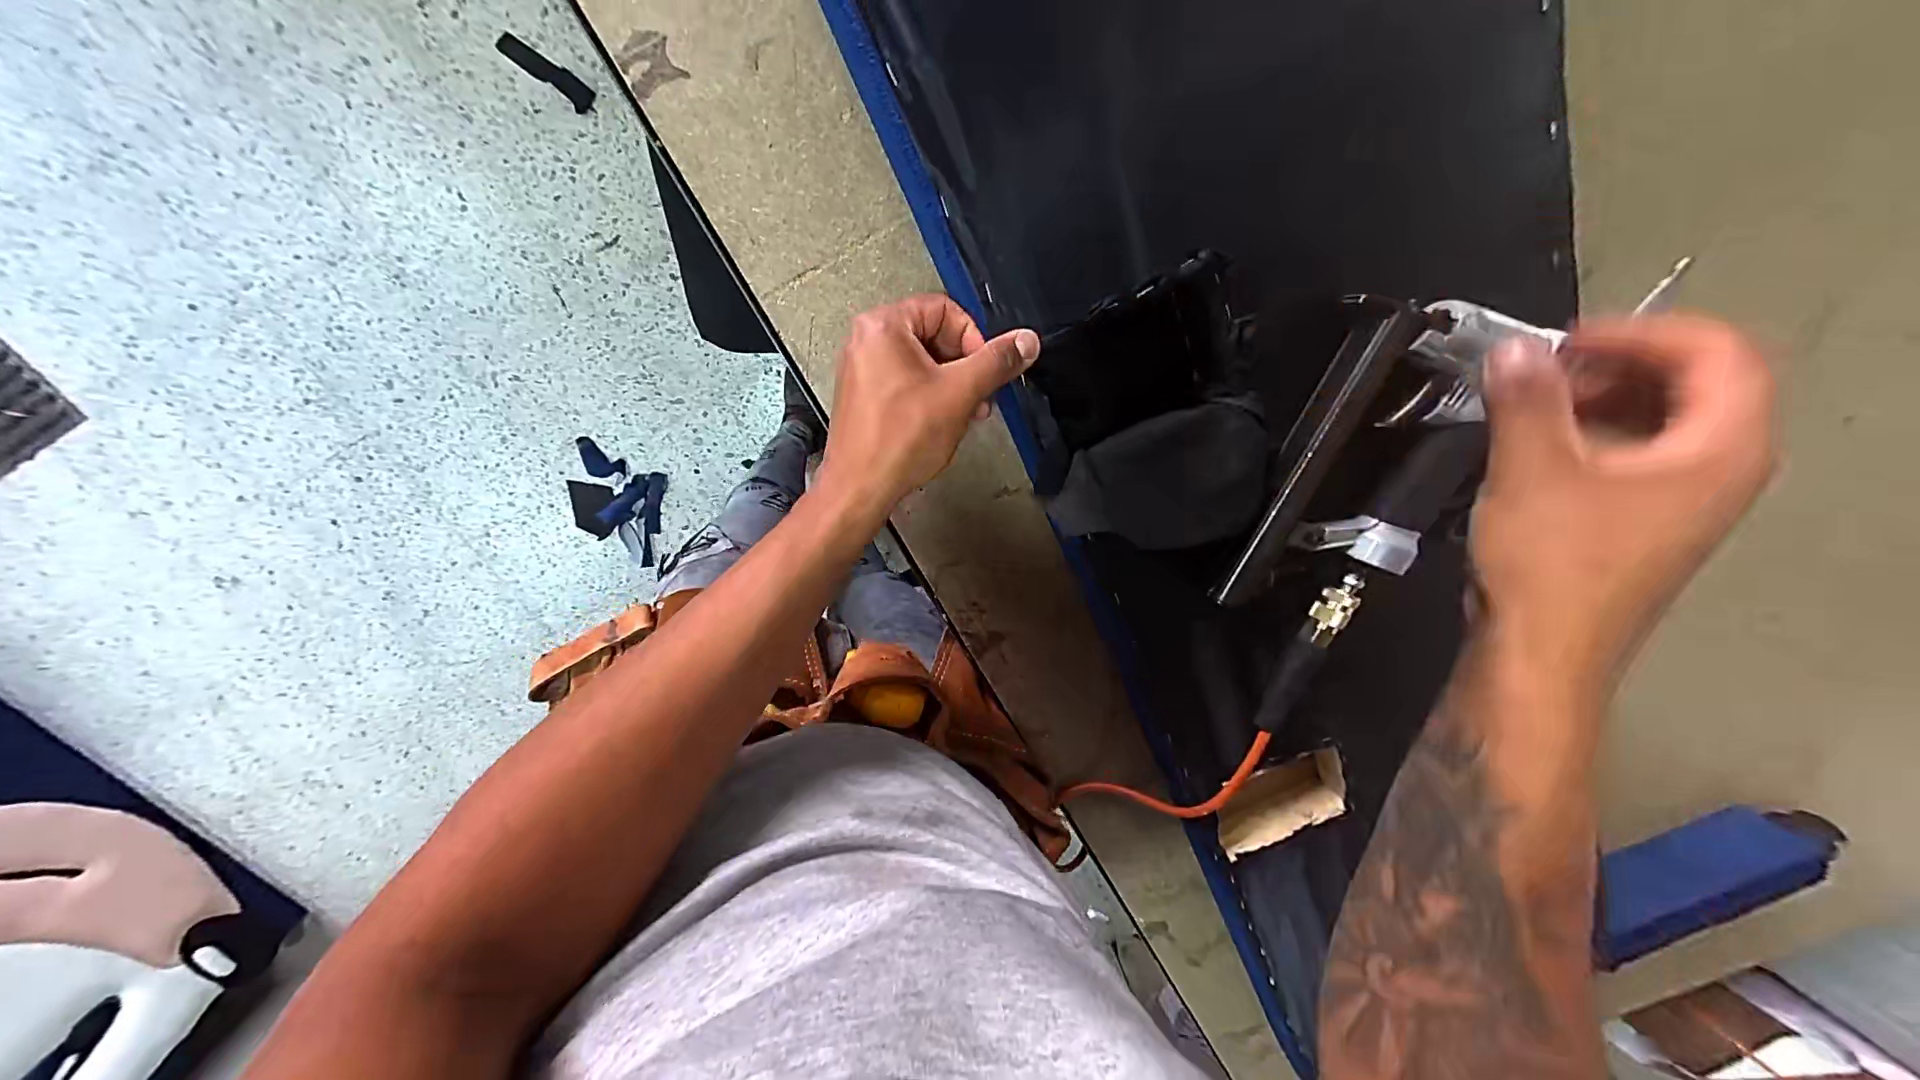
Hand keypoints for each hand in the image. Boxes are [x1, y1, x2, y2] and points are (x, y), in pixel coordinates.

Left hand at [815, 294, 1039, 518]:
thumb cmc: (894, 443)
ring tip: (962, 412)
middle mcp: (866, 342)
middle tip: (978, 393)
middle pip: (934, 335)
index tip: (986, 366)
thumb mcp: (960, 394)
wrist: (861, 487)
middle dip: (964, 366)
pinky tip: (940, 423)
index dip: (974, 338)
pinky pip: (906, 382)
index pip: (945, 309)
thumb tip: (1024, 342)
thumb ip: (996, 362)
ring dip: (951, 385)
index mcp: (883, 326)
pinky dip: (929, 398)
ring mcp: (863, 369)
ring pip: (922, 362)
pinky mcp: (865, 396)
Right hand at [1470, 315, 1775, 686]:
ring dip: (1597, 399)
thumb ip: (1525, 400)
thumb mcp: (1531, 470)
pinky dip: (1587, 436)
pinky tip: (1532, 448)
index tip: (1567, 338)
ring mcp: (1680, 502)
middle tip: (1544, 369)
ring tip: (1530, 405)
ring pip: (1658, 422)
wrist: (1536, 649)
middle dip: (1616, 364)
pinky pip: (1630, 457)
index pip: (1718, 352)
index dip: (1643, 331)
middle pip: (1694, 384)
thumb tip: (1513, 349)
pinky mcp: (1637, 525)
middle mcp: (1718, 471)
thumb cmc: (1550, 563)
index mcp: (1719, 449)